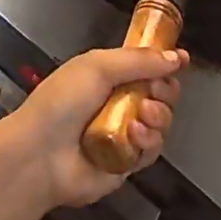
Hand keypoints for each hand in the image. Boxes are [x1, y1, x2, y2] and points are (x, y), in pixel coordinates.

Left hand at [0, 47, 188, 208]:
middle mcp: (118, 103)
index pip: (145, 67)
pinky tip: (134, 135)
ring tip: (143, 115)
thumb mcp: (97, 66)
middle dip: (165, 90)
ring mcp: (123, 133)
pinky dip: (149, 140)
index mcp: (107, 76)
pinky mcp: (127, 162)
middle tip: (155, 91)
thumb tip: (176, 57)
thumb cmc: (61, 102)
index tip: (181, 61)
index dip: (164, 63)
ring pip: (161, 122)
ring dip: (159, 115)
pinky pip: (152, 150)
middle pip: (160, 94)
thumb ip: (139, 60)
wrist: (39, 154)